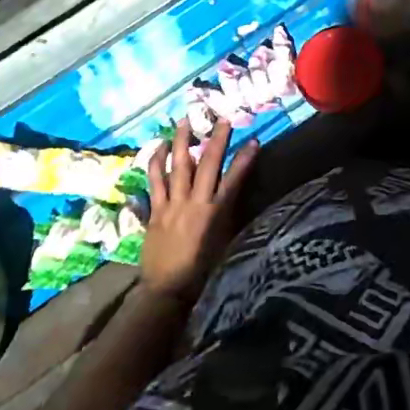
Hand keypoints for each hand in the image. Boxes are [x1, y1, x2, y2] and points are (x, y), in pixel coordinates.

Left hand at [140, 119, 256, 302]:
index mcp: (216, 214)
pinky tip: (160, 146)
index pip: (234, 180)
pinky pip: (155, 180)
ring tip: (186, 120)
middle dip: (217, 140)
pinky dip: (157, 161)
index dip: (244, 160)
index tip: (254, 141)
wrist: (167, 291)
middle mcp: (195, 204)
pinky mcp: (156, 209)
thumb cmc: (202, 272)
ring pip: (179, 165)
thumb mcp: (224, 244)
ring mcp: (173, 204)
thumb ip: (228, 217)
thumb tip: (234, 193)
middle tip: (223, 118)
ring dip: (183, 141)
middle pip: (208, 164)